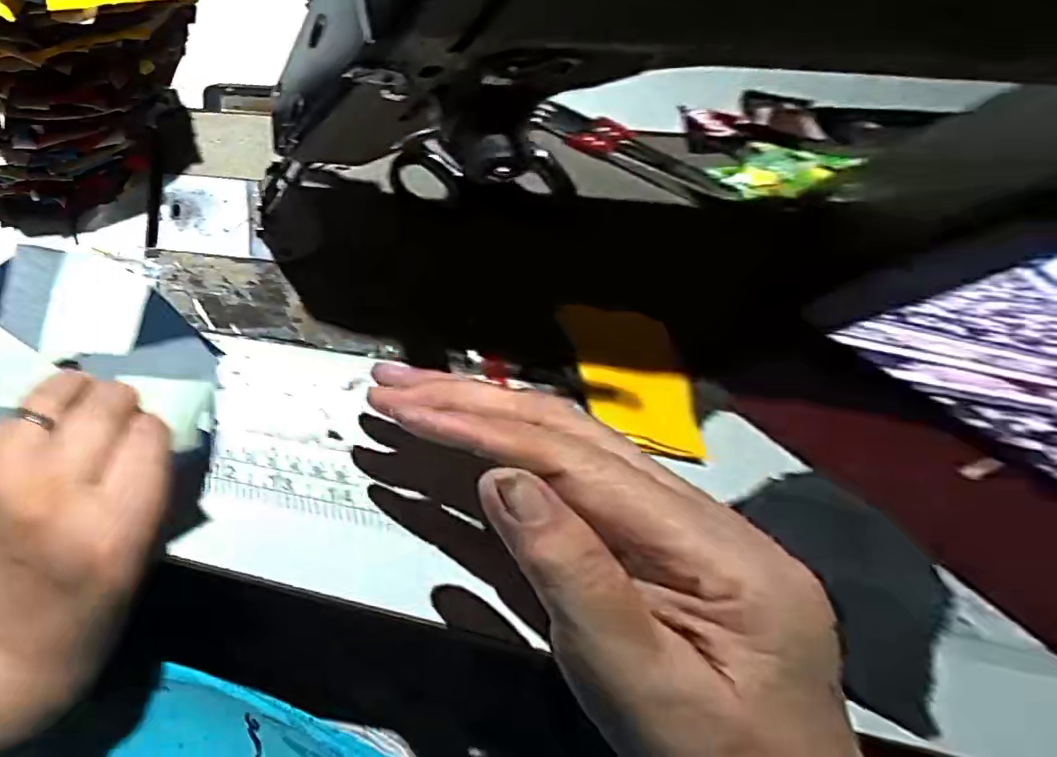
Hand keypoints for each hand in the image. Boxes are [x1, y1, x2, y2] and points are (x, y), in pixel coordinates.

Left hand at [0, 372, 170, 756]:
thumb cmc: (58, 641)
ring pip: (60, 388)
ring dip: (81, 393)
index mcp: (107, 534)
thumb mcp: (126, 586)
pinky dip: (38, 416)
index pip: (150, 437)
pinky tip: (39, 436)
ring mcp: (5, 467)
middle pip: (108, 402)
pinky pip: (19, 411)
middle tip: (119, 414)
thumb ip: (144, 508)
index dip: (154, 433)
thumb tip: (152, 444)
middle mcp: (56, 489)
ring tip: (82, 408)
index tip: (148, 441)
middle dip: (122, 402)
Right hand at [368, 363, 858, 756]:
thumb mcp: (639, 680)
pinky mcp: (627, 537)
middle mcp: (693, 515)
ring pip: (552, 440)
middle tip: (390, 385)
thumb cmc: (708, 756)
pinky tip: (439, 444)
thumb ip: (573, 573)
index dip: (479, 428)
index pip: (571, 458)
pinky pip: (550, 478)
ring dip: (473, 412)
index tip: (405, 411)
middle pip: (561, 430)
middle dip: (465, 400)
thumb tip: (500, 478)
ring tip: (404, 395)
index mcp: (715, 547)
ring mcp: (662, 522)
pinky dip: (485, 455)